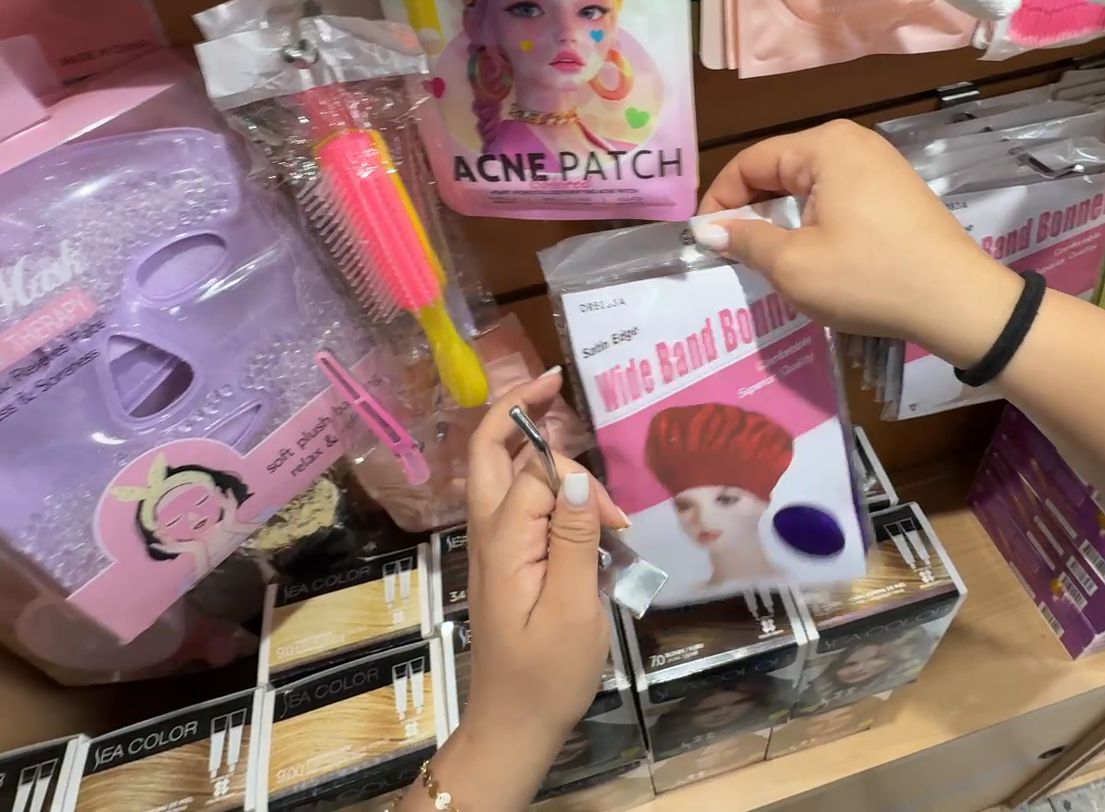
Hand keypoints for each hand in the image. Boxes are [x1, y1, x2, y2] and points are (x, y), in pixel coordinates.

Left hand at [421, 369, 626, 810]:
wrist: (513, 725)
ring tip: (562, 413)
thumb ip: (572, 537)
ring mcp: (492, 540)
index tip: (616, 522)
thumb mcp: (574, 609)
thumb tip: (571, 473)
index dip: (578, 484)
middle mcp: (488, 528)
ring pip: (499, 467)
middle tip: (555, 379)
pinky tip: (563, 469)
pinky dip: (534, 469)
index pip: (538, 474)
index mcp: (503, 538)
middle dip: (518, 407)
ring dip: (527, 436)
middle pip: (489, 448)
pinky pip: (513, 494)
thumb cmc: (547, 673)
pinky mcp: (504, 553)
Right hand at [694, 120, 1021, 365]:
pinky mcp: (893, 188)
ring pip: (805, 183)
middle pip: (778, 168)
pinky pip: (834, 194)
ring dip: (779, 215)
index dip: (719, 199)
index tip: (704, 238)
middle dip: (749, 207)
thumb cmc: (869, 278)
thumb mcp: (793, 265)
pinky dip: (810, 218)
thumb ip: (745, 239)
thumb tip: (707, 228)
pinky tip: (808, 250)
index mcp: (823, 146)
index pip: (749, 161)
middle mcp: (850, 141)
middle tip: (732, 250)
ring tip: (765, 254)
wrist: (960, 303)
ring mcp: (878, 163)